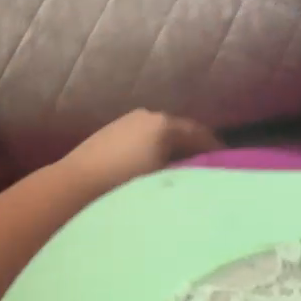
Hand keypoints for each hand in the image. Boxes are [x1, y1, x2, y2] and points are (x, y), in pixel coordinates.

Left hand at [55, 109, 222, 194]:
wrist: (73, 186)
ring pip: (161, 132)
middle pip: (180, 129)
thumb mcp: (162, 179)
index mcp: (165, 124)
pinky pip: (144, 136)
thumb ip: (185, 170)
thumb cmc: (122, 184)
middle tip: (208, 164)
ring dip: (173, 146)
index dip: (215, 147)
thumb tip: (201, 171)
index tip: (228, 161)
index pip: (199, 133)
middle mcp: (149, 115)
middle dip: (195, 145)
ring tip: (182, 168)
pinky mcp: (112, 130)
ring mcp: (128, 120)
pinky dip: (156, 147)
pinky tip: (154, 166)